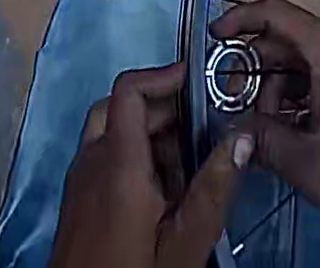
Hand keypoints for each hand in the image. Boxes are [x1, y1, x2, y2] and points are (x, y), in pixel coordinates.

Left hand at [49, 63, 254, 267]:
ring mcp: (80, 176)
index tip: (193, 79)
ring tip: (188, 158)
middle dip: (163, 108)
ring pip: (111, 128)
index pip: (129, 89)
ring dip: (148, 130)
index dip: (160, 76)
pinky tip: (162, 187)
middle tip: (202, 125)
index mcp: (116, 158)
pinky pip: (104, 153)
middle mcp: (91, 156)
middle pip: (122, 107)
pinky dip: (132, 151)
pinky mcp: (77, 196)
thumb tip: (241, 137)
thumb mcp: (184, 242)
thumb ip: (213, 188)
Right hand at [214, 0, 319, 267]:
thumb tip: (235, 131)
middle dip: (259, 66)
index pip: (274, 11)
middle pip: (290, 37)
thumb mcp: (310, 165)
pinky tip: (305, 126)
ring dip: (285, 83)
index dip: (238, 18)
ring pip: (312, 56)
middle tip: (240, 100)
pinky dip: (310, 88)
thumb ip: (264, 141)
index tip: (215, 35)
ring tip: (274, 125)